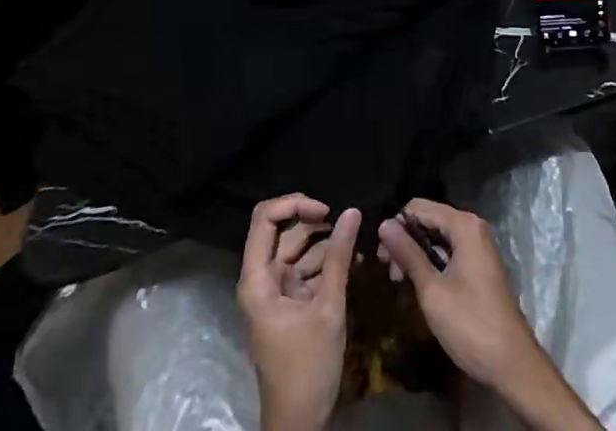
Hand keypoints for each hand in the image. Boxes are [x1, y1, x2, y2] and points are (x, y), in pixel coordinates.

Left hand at [238, 194, 361, 430]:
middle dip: (317, 224)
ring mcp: (276, 291)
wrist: (300, 419)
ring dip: (327, 244)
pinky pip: (307, 269)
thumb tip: (352, 211)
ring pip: (299, 249)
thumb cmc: (308, 366)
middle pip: (284, 232)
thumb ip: (339, 256)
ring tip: (358, 243)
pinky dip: (328, 263)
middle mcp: (261, 279)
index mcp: (257, 280)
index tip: (326, 211)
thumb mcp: (329, 307)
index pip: (265, 219)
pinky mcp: (291, 302)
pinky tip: (353, 261)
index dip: (294, 204)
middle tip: (350, 224)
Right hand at [375, 199, 542, 388]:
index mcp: (464, 225)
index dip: (397, 225)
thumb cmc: (468, 323)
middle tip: (388, 271)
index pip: (420, 207)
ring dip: (416, 253)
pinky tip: (417, 282)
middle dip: (405, 240)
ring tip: (398, 280)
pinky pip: (449, 250)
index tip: (380, 254)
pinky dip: (431, 261)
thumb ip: (408, 253)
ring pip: (438, 236)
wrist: (510, 360)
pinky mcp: (479, 264)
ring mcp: (478, 246)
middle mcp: (473, 227)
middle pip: (429, 219)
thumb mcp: (431, 289)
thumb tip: (384, 223)